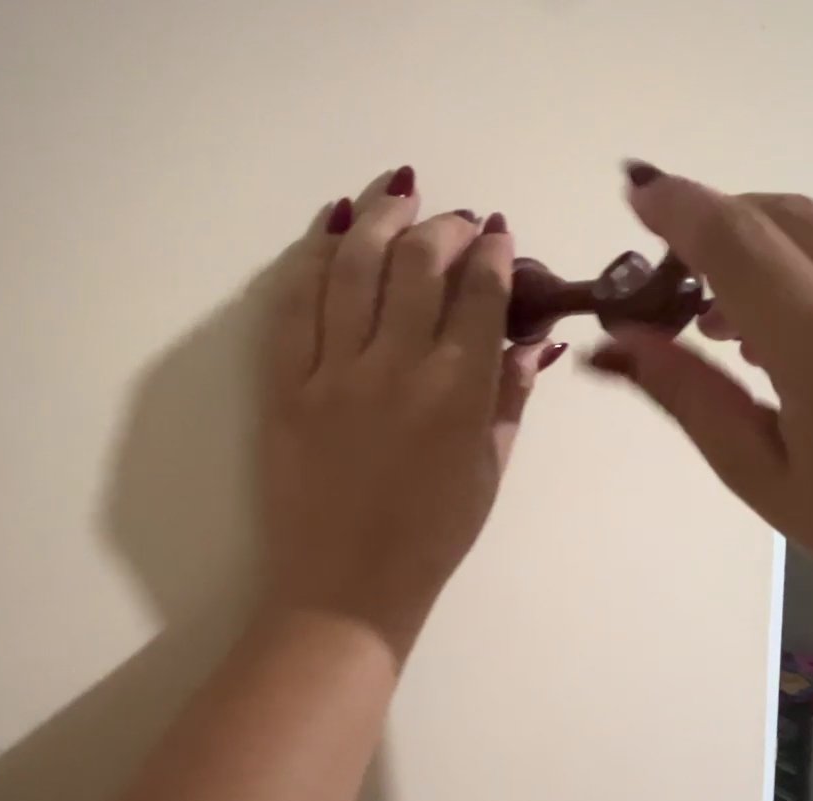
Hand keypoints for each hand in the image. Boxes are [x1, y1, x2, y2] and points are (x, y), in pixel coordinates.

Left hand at [255, 168, 561, 656]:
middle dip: (444, 228)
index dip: (493, 253)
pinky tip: (330, 232)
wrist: (345, 590)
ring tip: (395, 197)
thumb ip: (509, 400)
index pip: (481, 296)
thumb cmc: (430, 540)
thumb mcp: (488, 474)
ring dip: (378, 219)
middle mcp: (396, 368)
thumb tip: (529, 342)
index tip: (498, 235)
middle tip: (454, 222)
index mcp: (457, 394)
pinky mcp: (283, 386)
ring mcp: (332, 373)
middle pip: (420, 264)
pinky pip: (293, 305)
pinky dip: (312, 259)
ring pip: (353, 267)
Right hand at [586, 165, 812, 616]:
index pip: (741, 244)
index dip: (680, 209)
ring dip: (776, 262)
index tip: (640, 193)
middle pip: (788, 217)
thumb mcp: (763, 477)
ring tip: (746, 331)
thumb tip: (619, 340)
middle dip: (723, 227)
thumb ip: (689, 396)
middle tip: (686, 282)